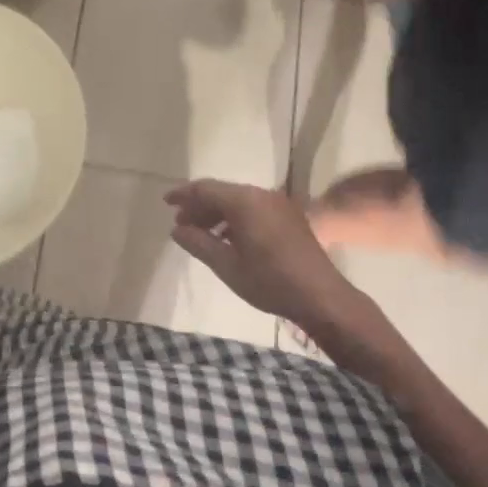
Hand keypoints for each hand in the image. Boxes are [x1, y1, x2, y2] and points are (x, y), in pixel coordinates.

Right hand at [165, 179, 371, 334]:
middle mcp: (262, 195)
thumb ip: (198, 243)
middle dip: (199, 206)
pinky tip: (228, 239)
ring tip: (201, 234)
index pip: (205, 189)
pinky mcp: (290, 218)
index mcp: (245, 202)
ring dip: (217, 213)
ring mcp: (279, 205)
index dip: (183, 194)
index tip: (165, 203)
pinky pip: (254, 209)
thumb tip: (177, 229)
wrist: (322, 297)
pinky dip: (236, 218)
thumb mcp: (226, 265)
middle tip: (181, 224)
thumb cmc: (269, 281)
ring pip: (239, 201)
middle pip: (223, 192)